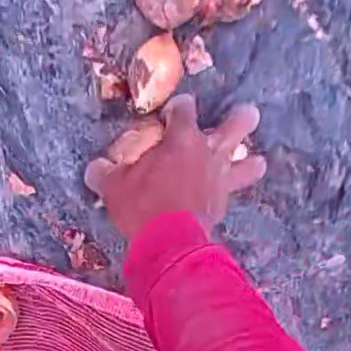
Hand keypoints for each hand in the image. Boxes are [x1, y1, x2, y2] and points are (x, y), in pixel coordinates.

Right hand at [83, 94, 266, 241]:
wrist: (167, 241)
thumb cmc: (141, 205)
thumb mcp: (115, 186)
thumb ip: (106, 174)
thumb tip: (94, 170)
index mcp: (181, 137)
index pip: (184, 109)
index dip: (177, 110)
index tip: (171, 116)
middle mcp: (207, 152)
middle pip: (235, 126)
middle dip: (240, 120)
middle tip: (246, 116)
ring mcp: (219, 179)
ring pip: (247, 165)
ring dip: (251, 163)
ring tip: (256, 162)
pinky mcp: (221, 206)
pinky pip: (232, 196)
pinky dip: (231, 196)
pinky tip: (228, 200)